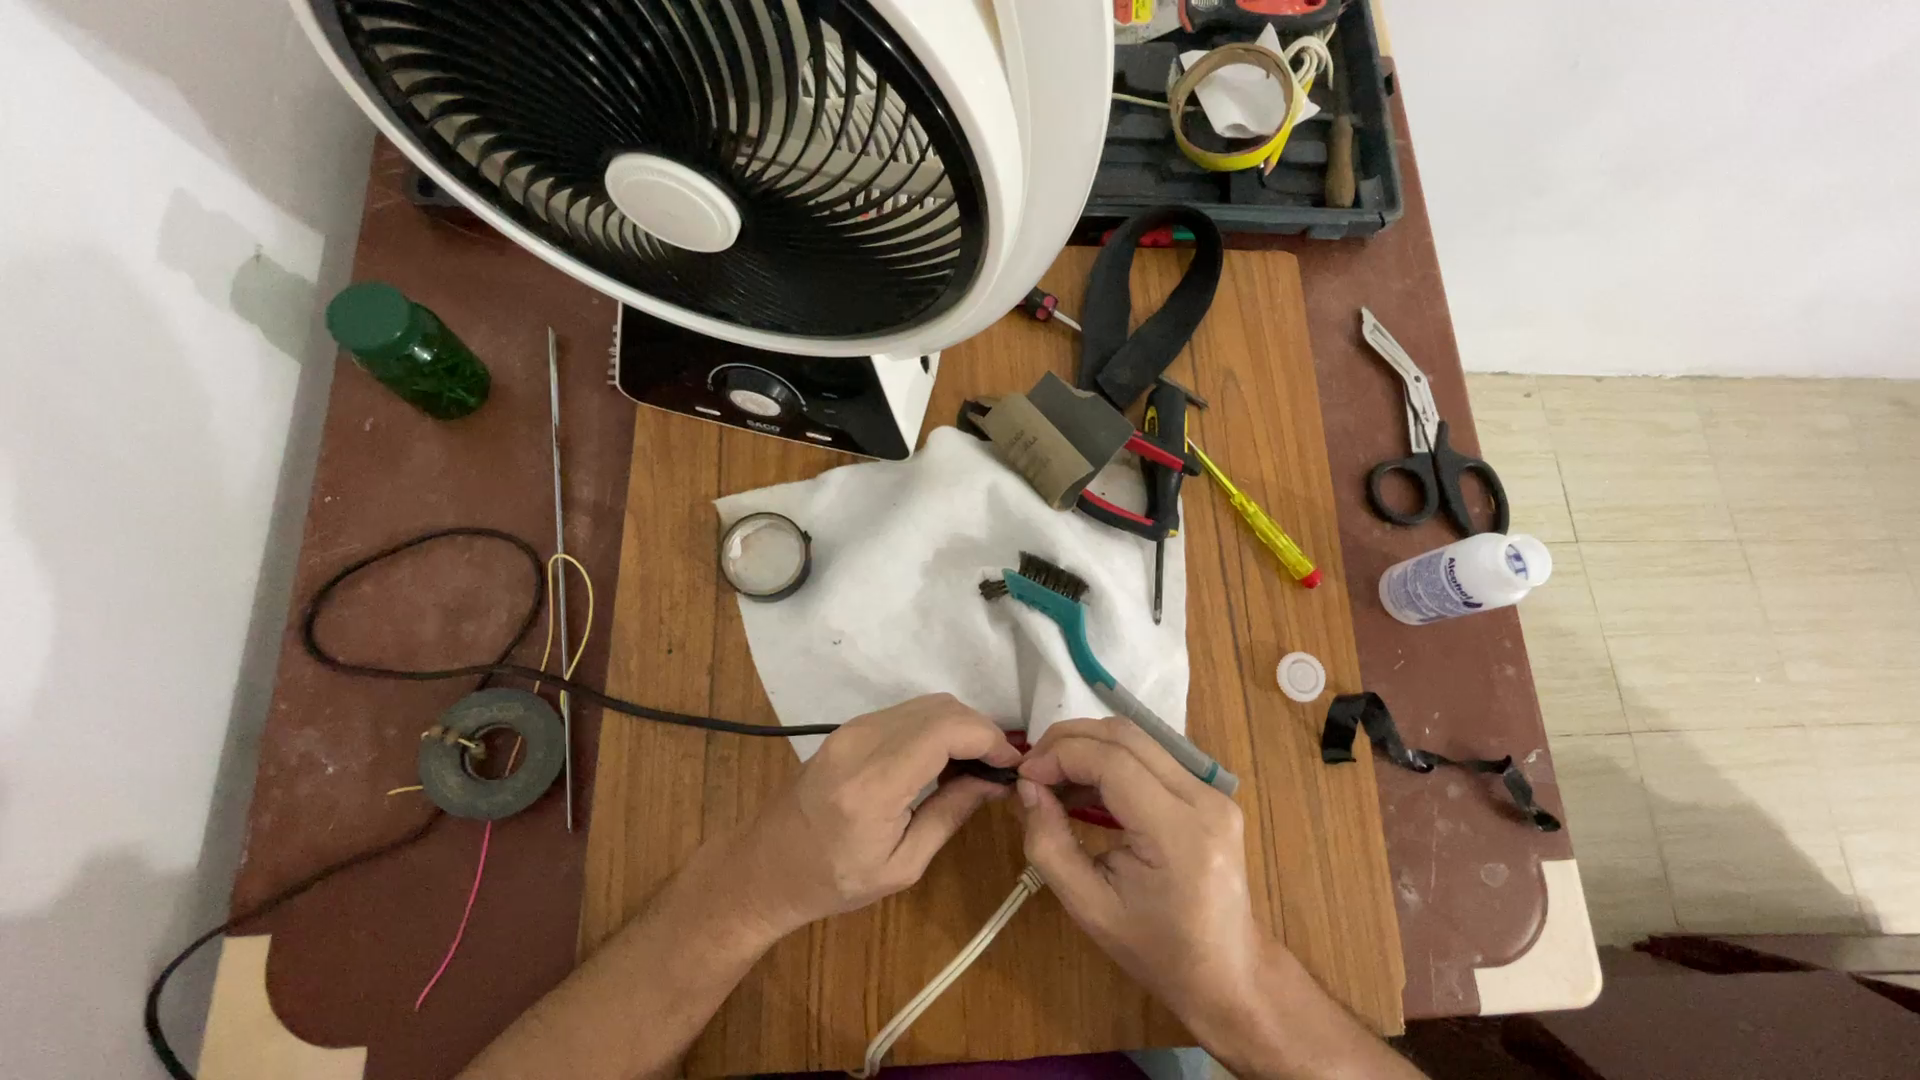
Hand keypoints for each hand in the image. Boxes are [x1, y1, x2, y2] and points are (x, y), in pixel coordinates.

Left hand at [730, 693, 1021, 935]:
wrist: (766, 867)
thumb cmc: (834, 882)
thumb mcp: (903, 865)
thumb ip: (951, 813)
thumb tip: (996, 780)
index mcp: (874, 785)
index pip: (946, 731)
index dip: (989, 739)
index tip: (1013, 765)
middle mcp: (862, 743)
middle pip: (941, 708)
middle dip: (980, 730)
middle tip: (998, 767)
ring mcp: (851, 729)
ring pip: (926, 704)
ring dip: (960, 726)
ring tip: (975, 765)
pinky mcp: (848, 728)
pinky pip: (906, 712)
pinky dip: (936, 726)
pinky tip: (943, 758)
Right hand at [1014, 717, 1267, 1042]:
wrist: (1227, 972)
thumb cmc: (1156, 950)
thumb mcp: (1089, 907)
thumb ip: (1050, 844)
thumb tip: (1027, 787)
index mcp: (1178, 833)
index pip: (1113, 763)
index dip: (1061, 756)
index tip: (1023, 774)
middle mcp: (1204, 799)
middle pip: (1126, 736)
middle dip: (1069, 740)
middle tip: (1032, 767)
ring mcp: (1213, 792)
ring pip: (1138, 738)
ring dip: (1089, 746)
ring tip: (1053, 777)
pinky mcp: (1210, 792)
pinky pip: (1151, 756)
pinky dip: (1110, 759)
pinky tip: (1085, 786)